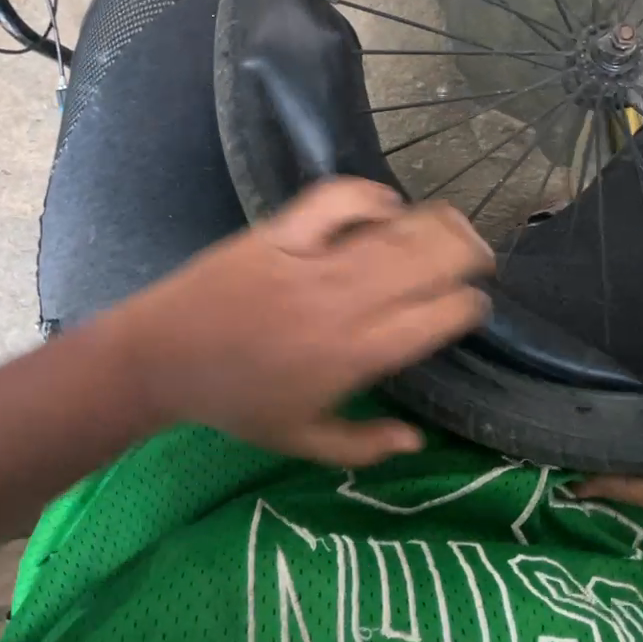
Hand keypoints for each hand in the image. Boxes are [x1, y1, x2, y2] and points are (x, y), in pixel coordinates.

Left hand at [89, 177, 492, 466]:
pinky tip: (388, 204)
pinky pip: (336, 201)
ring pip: (393, 231)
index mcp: (353, 357)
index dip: (467, 306)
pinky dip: (369, 196)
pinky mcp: (281, 231)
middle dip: (466, 253)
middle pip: (425, 263)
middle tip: (480, 255)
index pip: (434, 319)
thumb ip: (364, 445)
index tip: (475, 304)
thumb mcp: (300, 440)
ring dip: (435, 223)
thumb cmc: (235, 402)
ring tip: (455, 225)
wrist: (162, 358)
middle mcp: (342, 305)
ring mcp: (311, 262)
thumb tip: (420, 439)